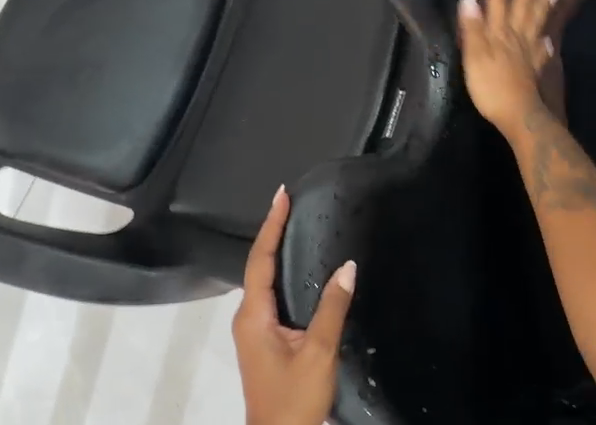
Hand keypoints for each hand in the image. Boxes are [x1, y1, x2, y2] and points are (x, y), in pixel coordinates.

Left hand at [233, 186, 356, 424]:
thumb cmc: (295, 399)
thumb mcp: (318, 352)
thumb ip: (332, 307)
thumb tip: (348, 266)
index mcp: (253, 316)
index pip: (259, 260)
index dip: (271, 226)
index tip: (281, 195)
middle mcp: (247, 319)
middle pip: (257, 266)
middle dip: (272, 233)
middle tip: (290, 203)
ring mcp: (253, 332)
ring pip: (263, 282)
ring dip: (275, 252)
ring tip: (293, 225)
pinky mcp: (264, 342)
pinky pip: (270, 296)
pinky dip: (281, 274)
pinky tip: (298, 268)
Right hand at [457, 0, 559, 129]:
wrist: (518, 115)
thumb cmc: (490, 85)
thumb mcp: (473, 55)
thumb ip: (472, 26)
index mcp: (498, 30)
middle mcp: (514, 35)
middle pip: (522, 2)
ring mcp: (526, 51)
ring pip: (536, 21)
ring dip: (543, 3)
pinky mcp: (532, 68)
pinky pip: (540, 52)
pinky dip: (545, 43)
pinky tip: (548, 39)